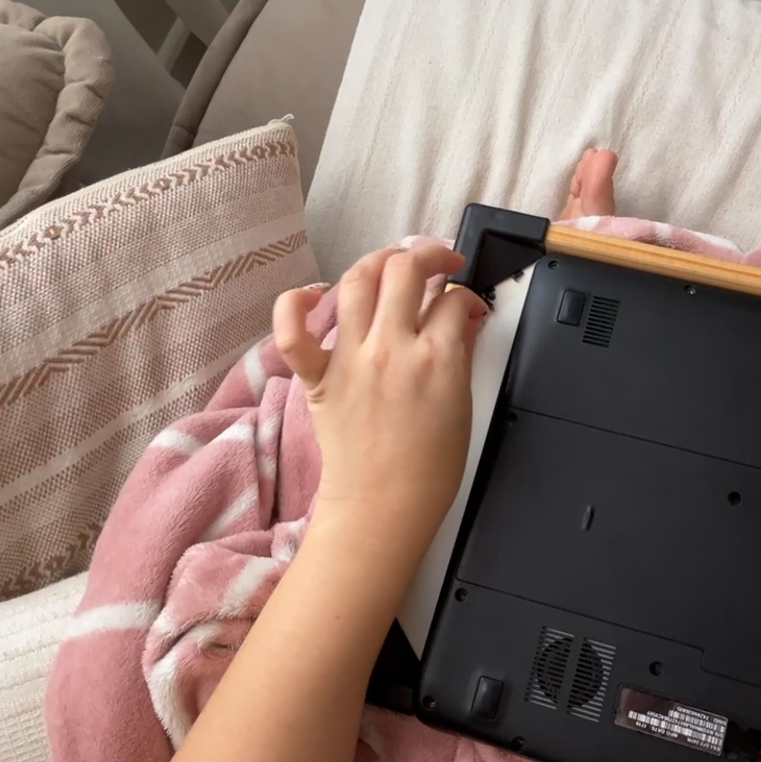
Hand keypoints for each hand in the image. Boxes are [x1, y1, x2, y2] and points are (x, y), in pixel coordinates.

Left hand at [273, 243, 487, 544]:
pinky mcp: (319, 378)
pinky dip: (295, 304)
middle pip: (406, 271)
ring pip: (358, 281)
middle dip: (429, 255)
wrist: (386, 506)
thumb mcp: (462, 405)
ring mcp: (351, 360)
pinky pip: (292, 331)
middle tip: (439, 263)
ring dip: (377, 260)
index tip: (468, 305)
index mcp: (437, 358)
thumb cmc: (430, 468)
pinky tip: (314, 294)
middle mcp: (393, 348)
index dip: (467, 295)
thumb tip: (465, 319)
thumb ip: (462, 354)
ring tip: (391, 264)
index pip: (454, 300)